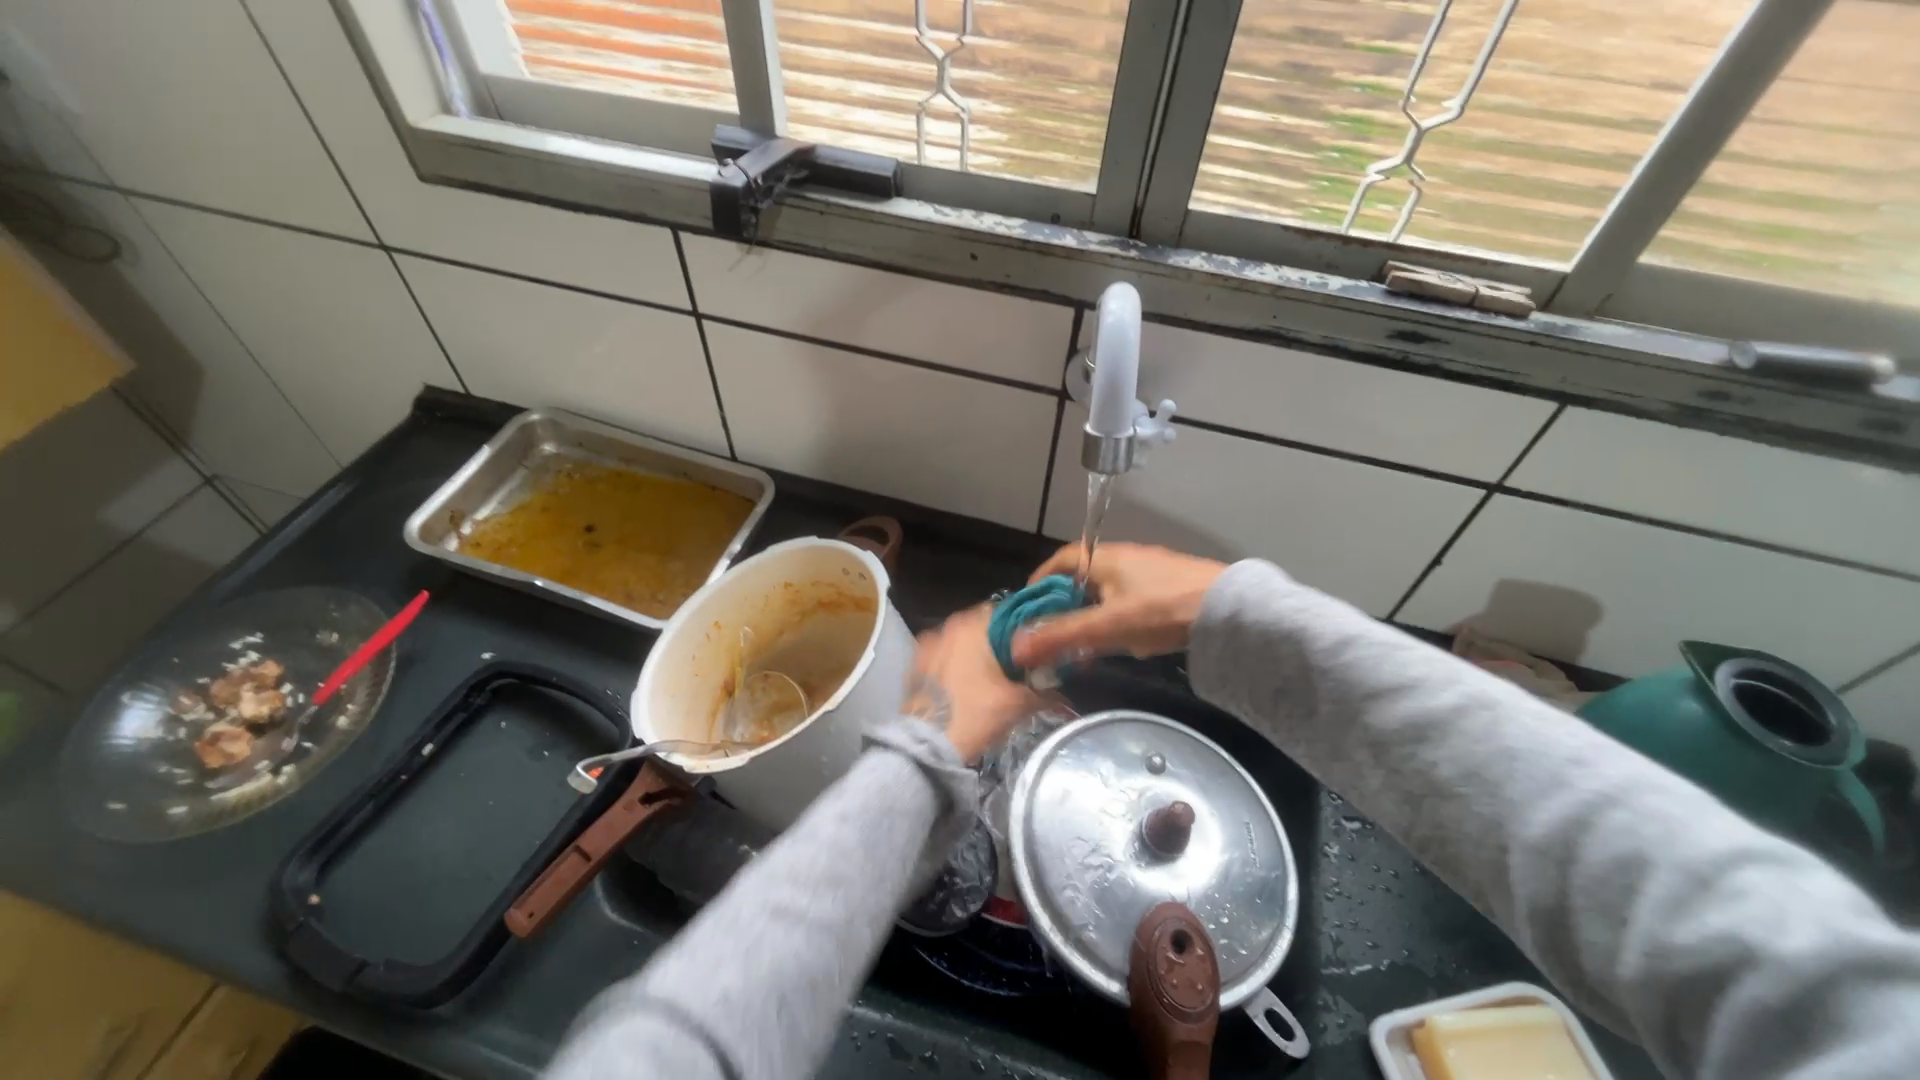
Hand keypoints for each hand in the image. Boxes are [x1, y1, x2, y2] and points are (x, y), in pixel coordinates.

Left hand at [906, 605, 1041, 762]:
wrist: (927, 747)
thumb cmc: (975, 715)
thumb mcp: (1018, 703)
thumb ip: (1045, 691)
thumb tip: (1065, 694)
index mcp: (974, 626)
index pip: (1008, 611)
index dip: (1025, 628)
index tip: (1037, 646)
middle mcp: (948, 625)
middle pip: (984, 626)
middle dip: (1001, 642)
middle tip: (1019, 665)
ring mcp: (927, 644)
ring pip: (962, 641)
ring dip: (978, 653)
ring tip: (994, 677)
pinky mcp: (915, 664)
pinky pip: (944, 656)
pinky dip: (957, 664)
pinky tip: (968, 686)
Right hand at [1011, 543, 1226, 670]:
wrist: (1230, 611)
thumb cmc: (1162, 610)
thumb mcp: (1106, 626)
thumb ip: (1061, 636)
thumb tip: (1016, 647)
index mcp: (1106, 557)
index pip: (1061, 560)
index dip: (1040, 580)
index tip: (1028, 607)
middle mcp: (1126, 557)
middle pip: (1084, 576)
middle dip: (1066, 603)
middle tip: (1053, 632)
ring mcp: (1151, 572)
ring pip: (1109, 591)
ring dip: (1093, 614)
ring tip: (1086, 642)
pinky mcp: (1171, 589)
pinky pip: (1132, 601)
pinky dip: (1119, 619)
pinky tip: (1127, 642)